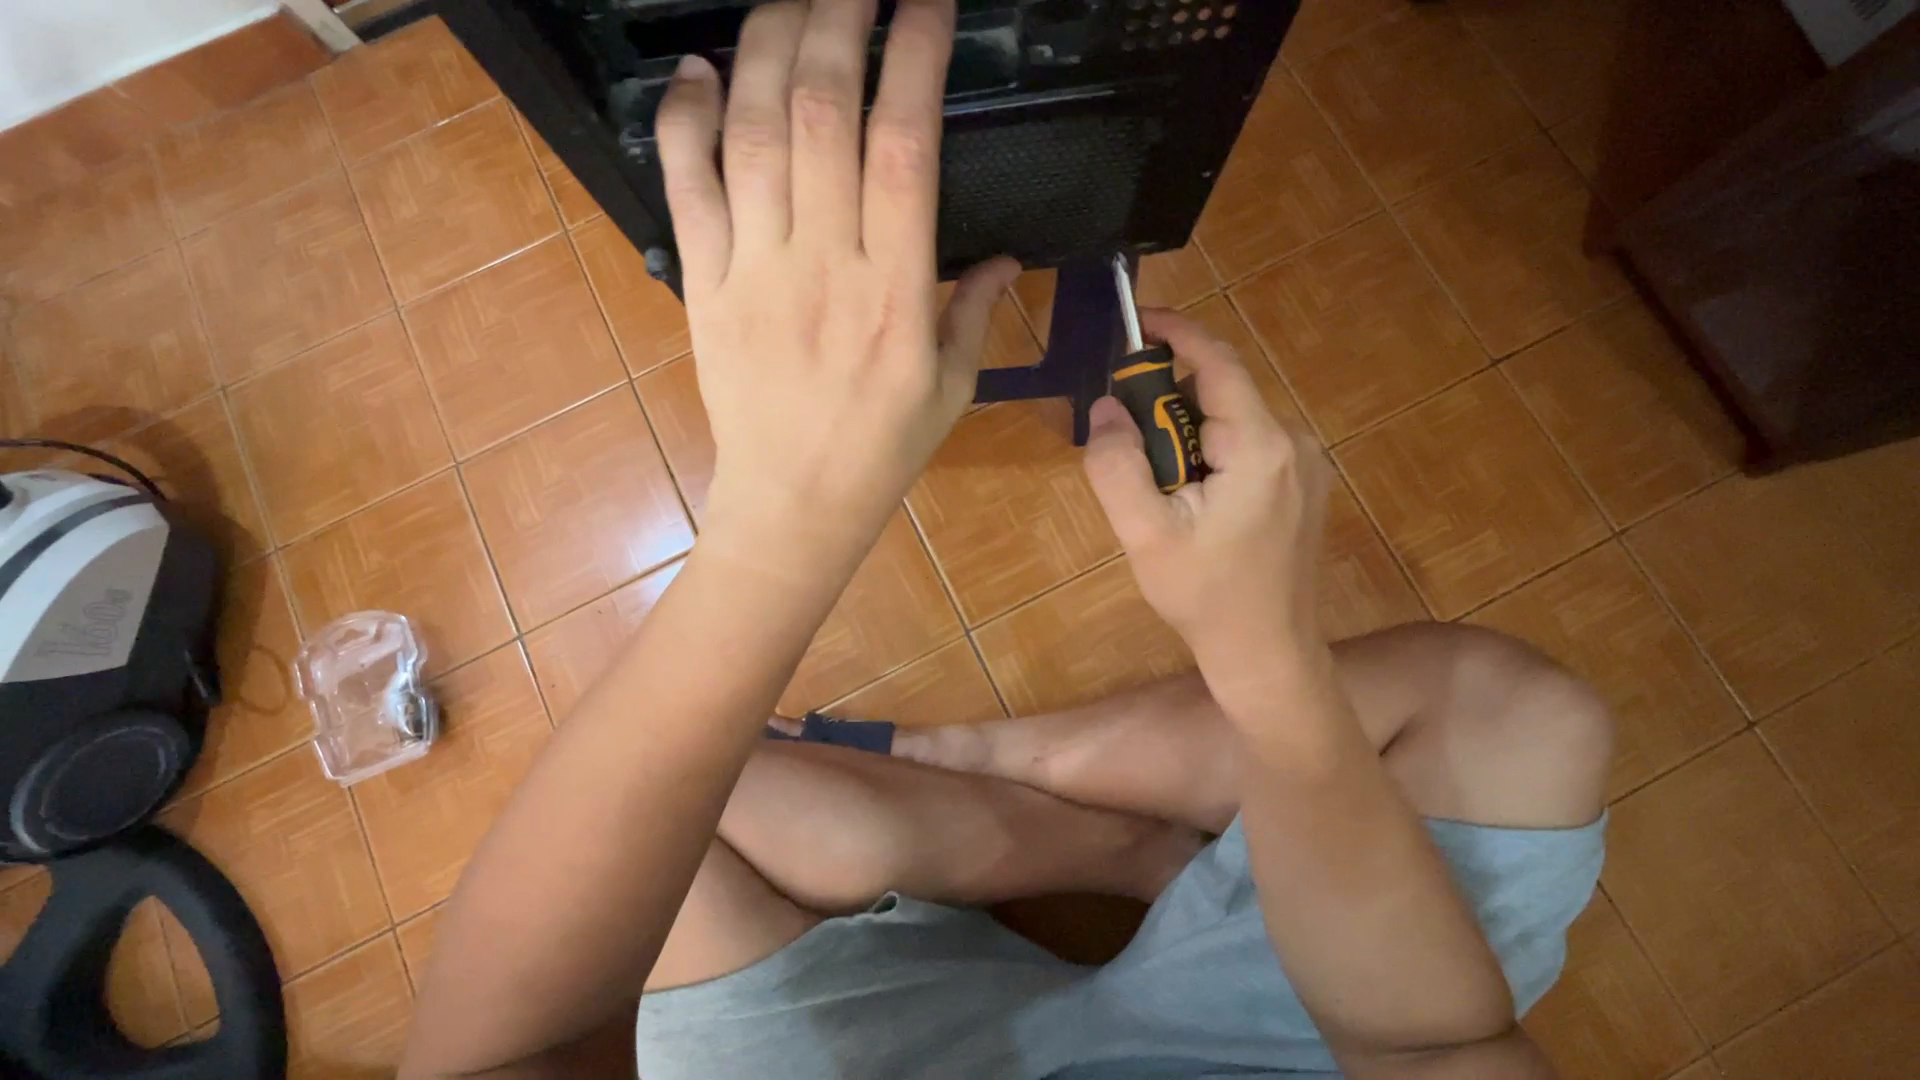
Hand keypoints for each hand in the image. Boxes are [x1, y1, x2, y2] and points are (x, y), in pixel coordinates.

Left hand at [654, 0, 1018, 564]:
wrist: (794, 504)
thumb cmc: (881, 451)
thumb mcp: (951, 390)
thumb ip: (975, 314)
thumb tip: (1008, 258)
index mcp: (897, 293)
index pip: (904, 147)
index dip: (914, 59)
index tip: (925, 4)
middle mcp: (825, 267)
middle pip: (825, 116)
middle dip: (837, 21)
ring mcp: (756, 273)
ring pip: (754, 135)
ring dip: (768, 48)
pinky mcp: (704, 287)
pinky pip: (687, 189)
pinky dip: (684, 121)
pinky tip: (698, 70)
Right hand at [1084, 309, 1333, 682]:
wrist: (1266, 653)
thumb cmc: (1204, 596)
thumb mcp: (1144, 535)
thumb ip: (1117, 465)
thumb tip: (1105, 408)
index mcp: (1260, 446)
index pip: (1217, 363)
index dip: (1175, 333)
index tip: (1134, 322)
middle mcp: (1294, 442)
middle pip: (1222, 391)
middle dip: (1169, 399)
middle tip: (1126, 437)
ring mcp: (1305, 465)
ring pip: (1233, 419)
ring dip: (1186, 431)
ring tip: (1156, 483)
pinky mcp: (1303, 486)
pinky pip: (1248, 444)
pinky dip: (1209, 450)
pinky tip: (1190, 498)